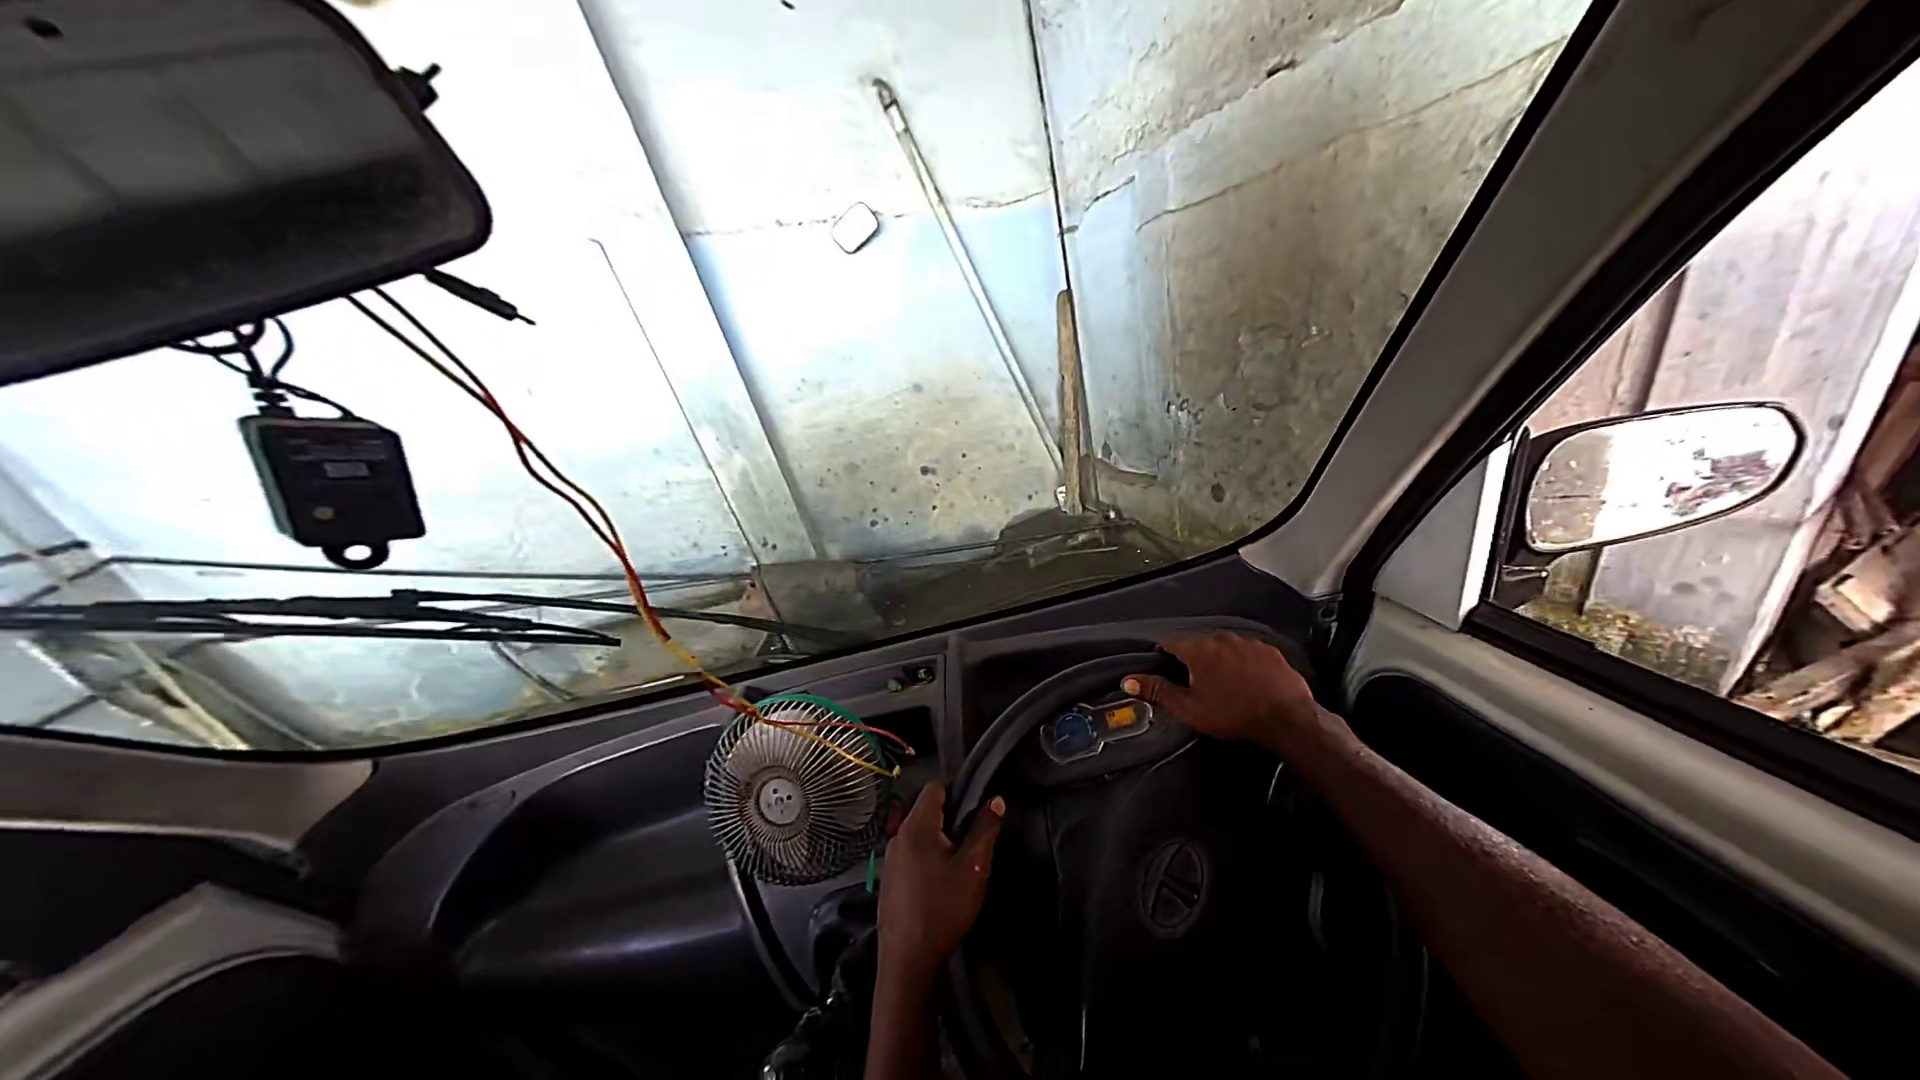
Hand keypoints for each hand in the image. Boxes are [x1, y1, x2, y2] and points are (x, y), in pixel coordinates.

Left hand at [877, 783, 1003, 981]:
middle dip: (951, 817)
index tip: (977, 803)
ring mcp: (889, 858)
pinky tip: (940, 880)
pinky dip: (927, 856)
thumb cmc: (943, 908)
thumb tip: (995, 799)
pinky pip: (910, 853)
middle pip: (926, 809)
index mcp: (916, 826)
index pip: (935, 787)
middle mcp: (897, 836)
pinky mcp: (888, 878)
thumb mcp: (973, 868)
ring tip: (960, 860)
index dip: (958, 788)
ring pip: (919, 833)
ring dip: (939, 838)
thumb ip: (984, 830)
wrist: (908, 959)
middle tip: (973, 836)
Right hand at [1122, 633, 1353, 759]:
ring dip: (1217, 658)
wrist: (1286, 718)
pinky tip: (1245, 680)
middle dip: (1192, 658)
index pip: (1170, 643)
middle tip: (1193, 682)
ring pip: (1223, 645)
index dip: (1163, 656)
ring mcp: (1248, 641)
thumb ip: (1158, 691)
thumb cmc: (1233, 714)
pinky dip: (1241, 661)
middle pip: (1197, 643)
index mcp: (1198, 649)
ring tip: (1222, 682)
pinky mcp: (1268, 649)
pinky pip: (1246, 650)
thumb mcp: (1189, 708)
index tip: (1165, 670)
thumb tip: (1128, 681)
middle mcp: (1221, 637)